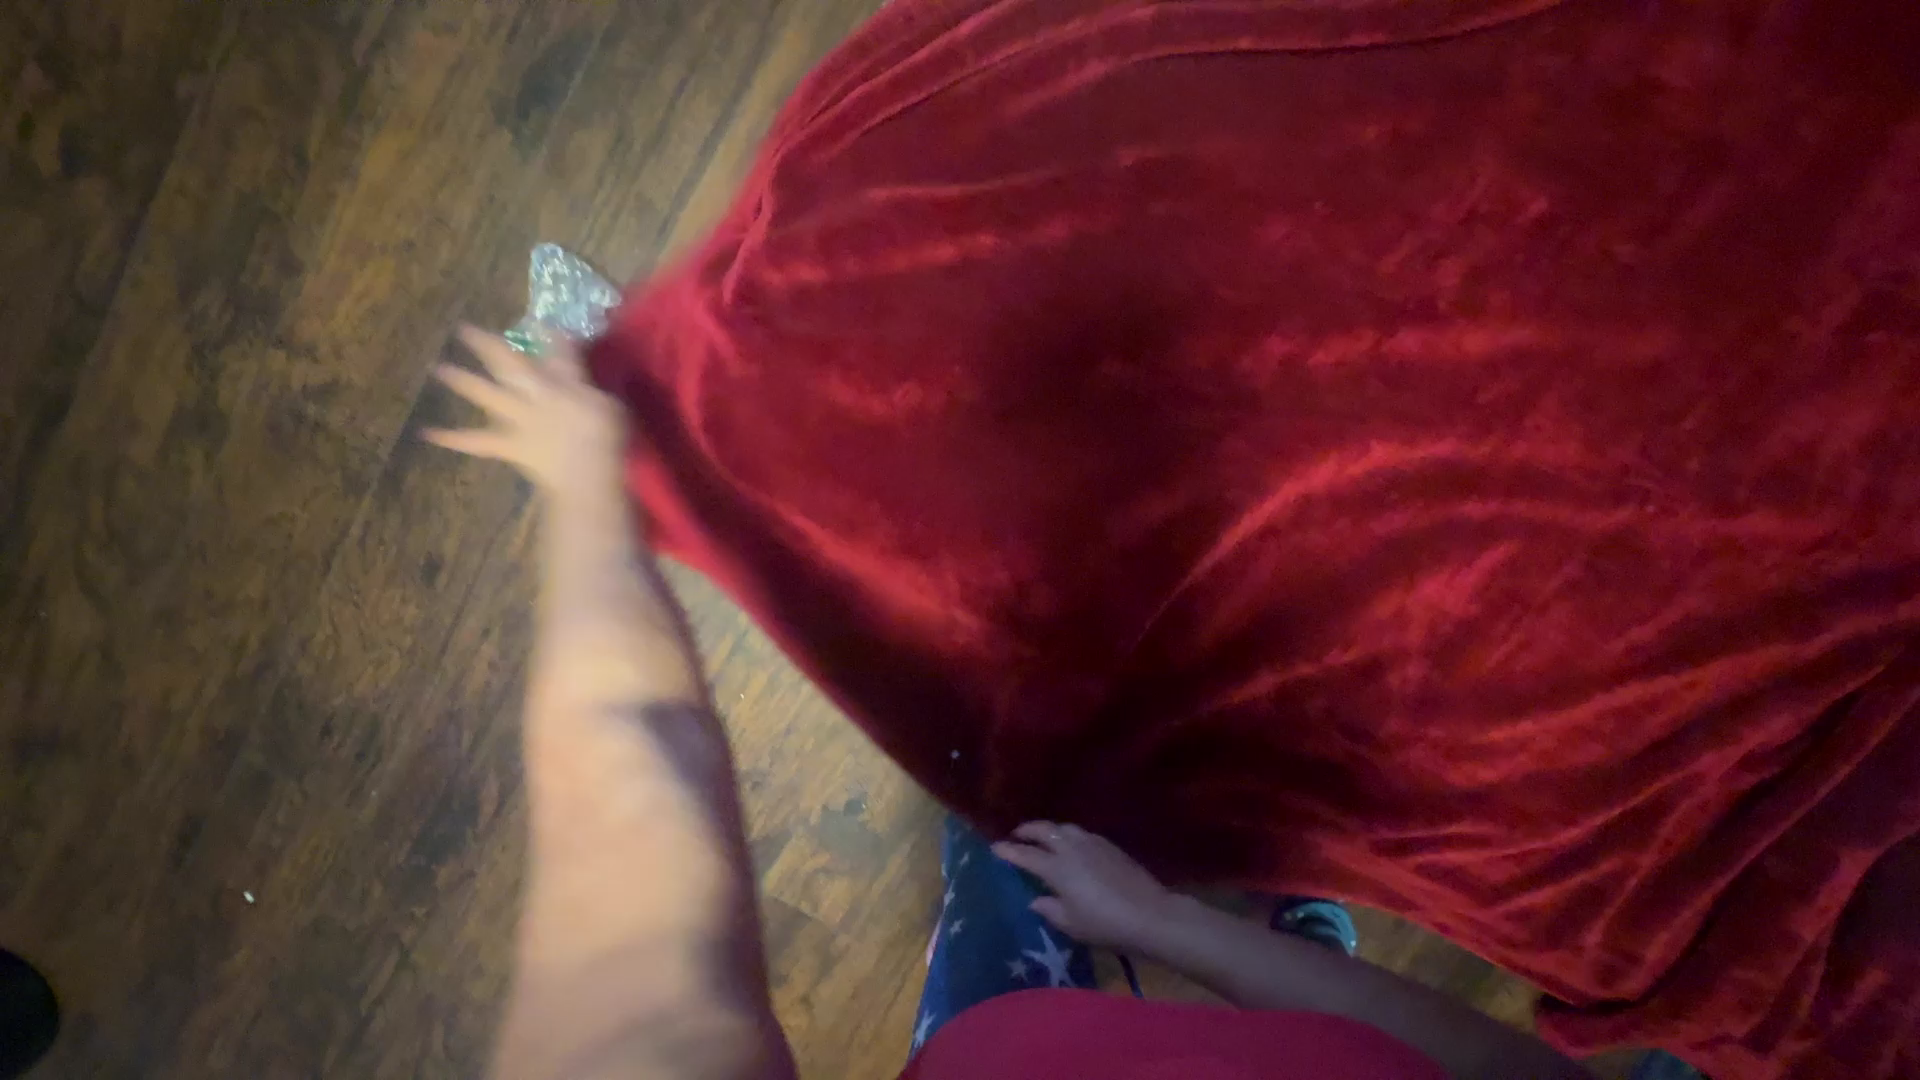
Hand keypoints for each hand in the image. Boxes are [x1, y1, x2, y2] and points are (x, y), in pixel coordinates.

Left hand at [423, 325, 627, 495]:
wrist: (586, 477)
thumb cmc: (607, 441)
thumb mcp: (612, 407)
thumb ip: (594, 388)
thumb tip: (585, 376)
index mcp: (564, 383)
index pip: (559, 351)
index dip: (551, 336)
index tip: (543, 323)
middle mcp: (534, 394)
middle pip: (509, 364)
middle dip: (488, 345)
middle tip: (464, 329)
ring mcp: (518, 419)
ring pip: (486, 394)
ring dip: (462, 381)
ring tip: (438, 368)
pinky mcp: (508, 444)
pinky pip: (477, 441)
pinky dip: (453, 437)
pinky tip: (429, 433)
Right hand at [992, 822, 1179, 950]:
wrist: (1149, 915)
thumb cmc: (1105, 924)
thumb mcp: (1071, 925)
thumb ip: (1049, 909)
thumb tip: (1035, 899)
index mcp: (1056, 868)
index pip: (1025, 854)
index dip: (1008, 851)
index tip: (994, 848)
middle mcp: (1070, 848)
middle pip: (1043, 830)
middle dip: (1026, 830)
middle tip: (1016, 835)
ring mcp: (1091, 843)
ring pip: (1063, 827)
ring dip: (1048, 829)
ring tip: (1042, 837)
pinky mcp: (1108, 845)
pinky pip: (1080, 833)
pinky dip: (1068, 835)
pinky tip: (1071, 845)